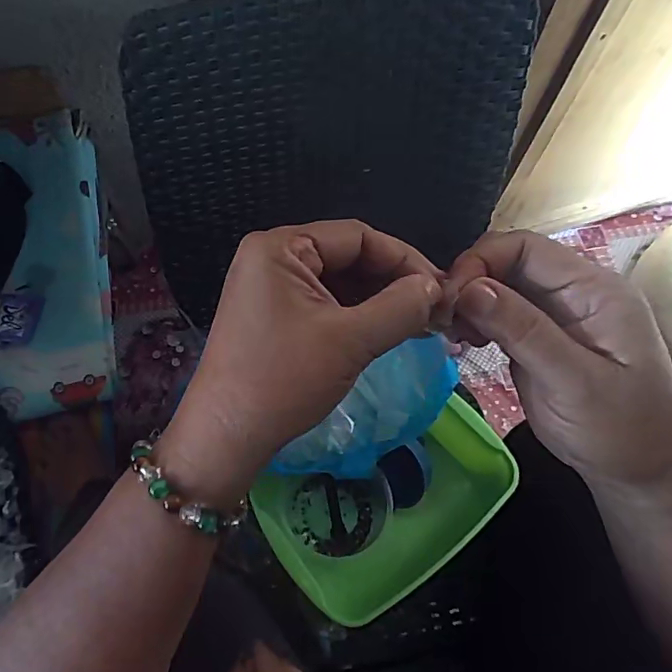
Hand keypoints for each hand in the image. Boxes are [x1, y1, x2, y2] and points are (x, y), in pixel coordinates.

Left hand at [161, 221, 449, 506]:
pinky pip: (322, 306)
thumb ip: (401, 306)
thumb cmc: (284, 380)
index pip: (357, 237)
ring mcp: (267, 289)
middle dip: (393, 284)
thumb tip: (439, 287)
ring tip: (421, 326)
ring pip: (338, 284)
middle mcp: (269, 259)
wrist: (228, 435)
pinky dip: (356, 318)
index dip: (405, 260)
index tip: (443, 289)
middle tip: (437, 312)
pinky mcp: (270, 318)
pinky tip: (387, 333)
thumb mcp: (350, 340)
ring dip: (379, 303)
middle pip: (347, 258)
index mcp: (279, 247)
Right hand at [447, 230, 671, 489]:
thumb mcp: (572, 379)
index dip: (481, 262)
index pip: (526, 247)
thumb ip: (523, 330)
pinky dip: (474, 321)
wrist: (638, 471)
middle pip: (508, 262)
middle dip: (469, 282)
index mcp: (595, 290)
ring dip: (468, 303)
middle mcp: (574, 292)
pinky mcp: (538, 337)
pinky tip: (463, 342)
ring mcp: (556, 315)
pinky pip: (498, 313)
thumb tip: (468, 288)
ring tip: (451, 334)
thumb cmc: (617, 427)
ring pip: (498, 286)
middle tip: (442, 320)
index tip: (450, 299)